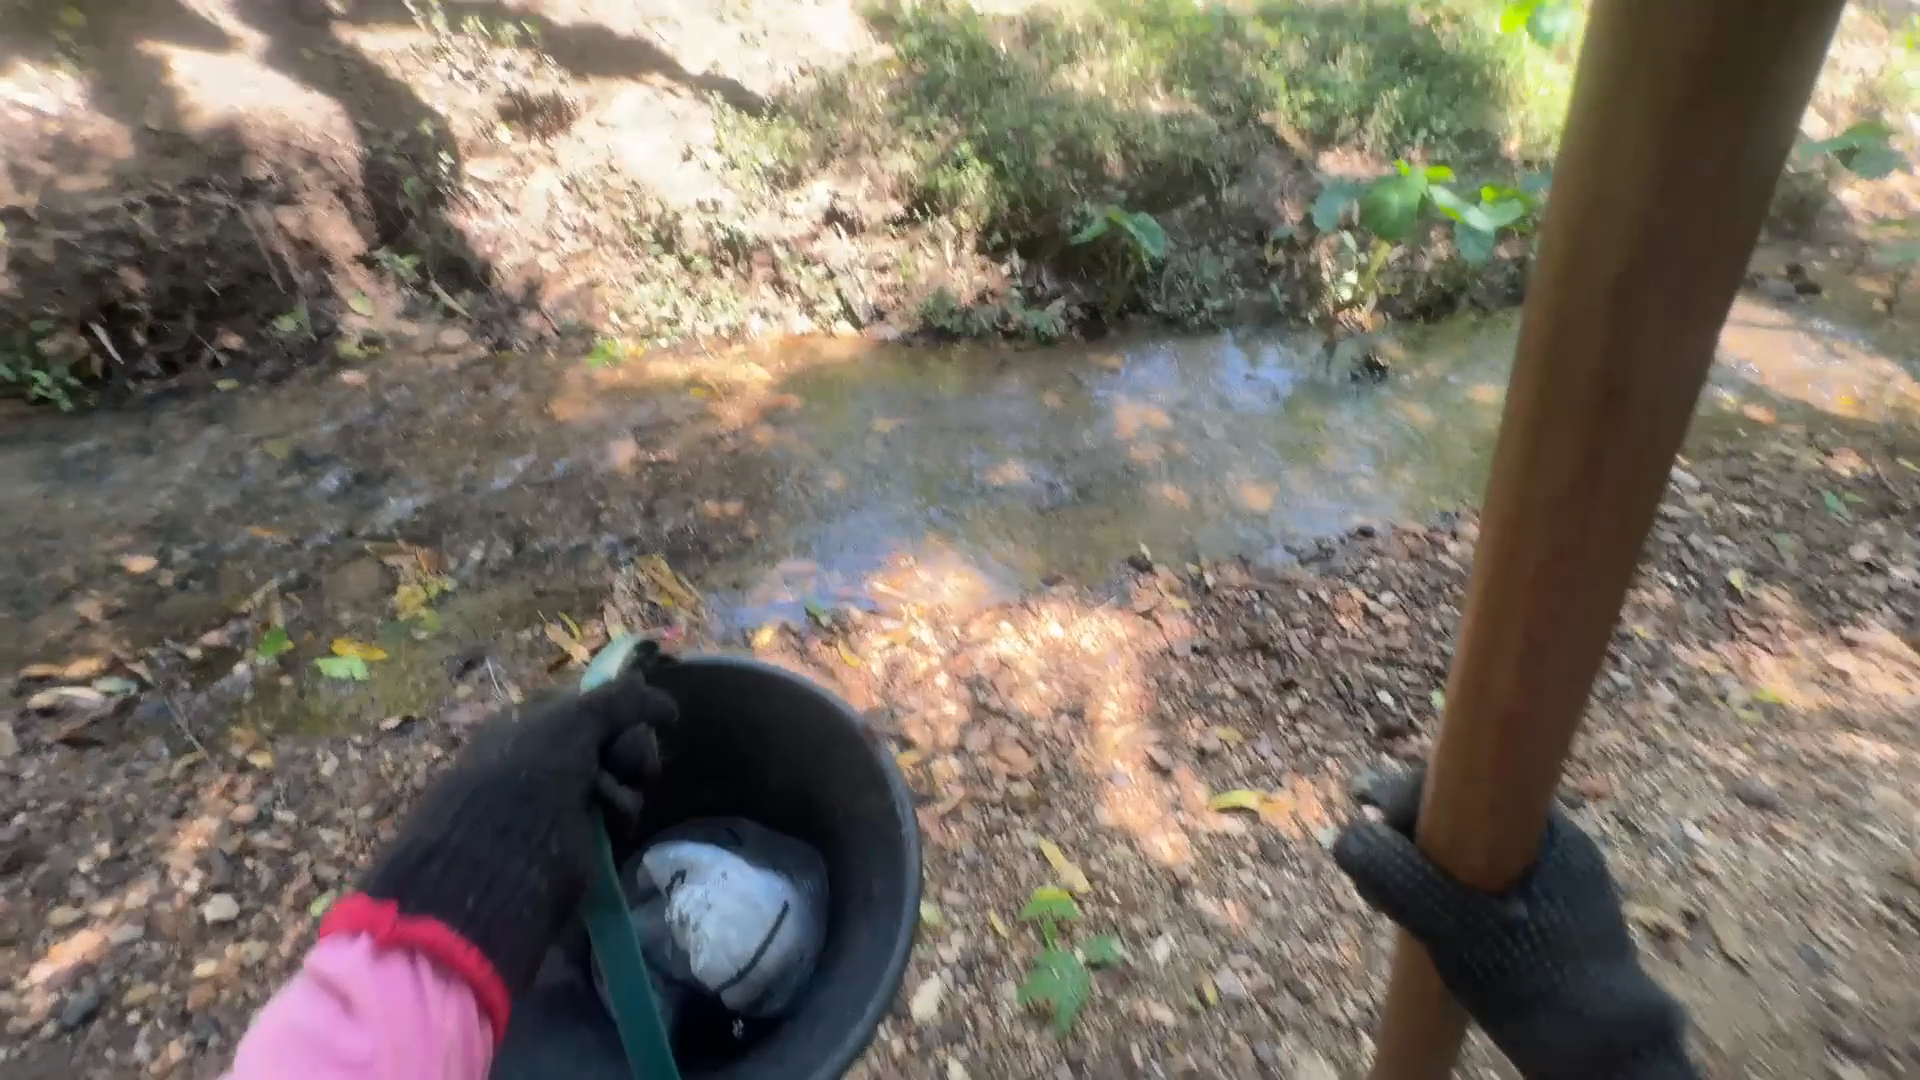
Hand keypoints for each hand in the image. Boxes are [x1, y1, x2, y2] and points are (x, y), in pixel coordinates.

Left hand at [356, 672, 676, 996]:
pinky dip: (623, 814)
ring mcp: (562, 799)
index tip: (633, 722)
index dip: (623, 710)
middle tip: (628, 765)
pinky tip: (613, 826)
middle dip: (631, 748)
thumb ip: (624, 700)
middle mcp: (545, 757)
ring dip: (628, 783)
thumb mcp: (574, 720)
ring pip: (625, 774)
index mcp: (529, 722)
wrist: (496, 868)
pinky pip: (620, 811)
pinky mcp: (579, 837)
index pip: (598, 701)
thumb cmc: (526, 782)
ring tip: (613, 804)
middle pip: (618, 737)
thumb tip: (669, 708)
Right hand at [1332, 769, 1697, 1079]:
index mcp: (1537, 826)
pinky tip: (1420, 909)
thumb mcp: (1443, 923)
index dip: (1398, 793)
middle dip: (1400, 826)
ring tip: (1385, 892)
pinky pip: (1480, 869)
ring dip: (1416, 856)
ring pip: (1464, 840)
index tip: (1361, 811)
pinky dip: (1442, 879)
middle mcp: (1548, 835)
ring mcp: (1552, 870)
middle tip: (1367, 857)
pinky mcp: (1547, 902)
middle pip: (1454, 808)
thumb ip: (1389, 871)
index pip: (1452, 783)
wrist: (1600, 1055)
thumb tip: (1342, 835)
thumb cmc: (1525, 981)